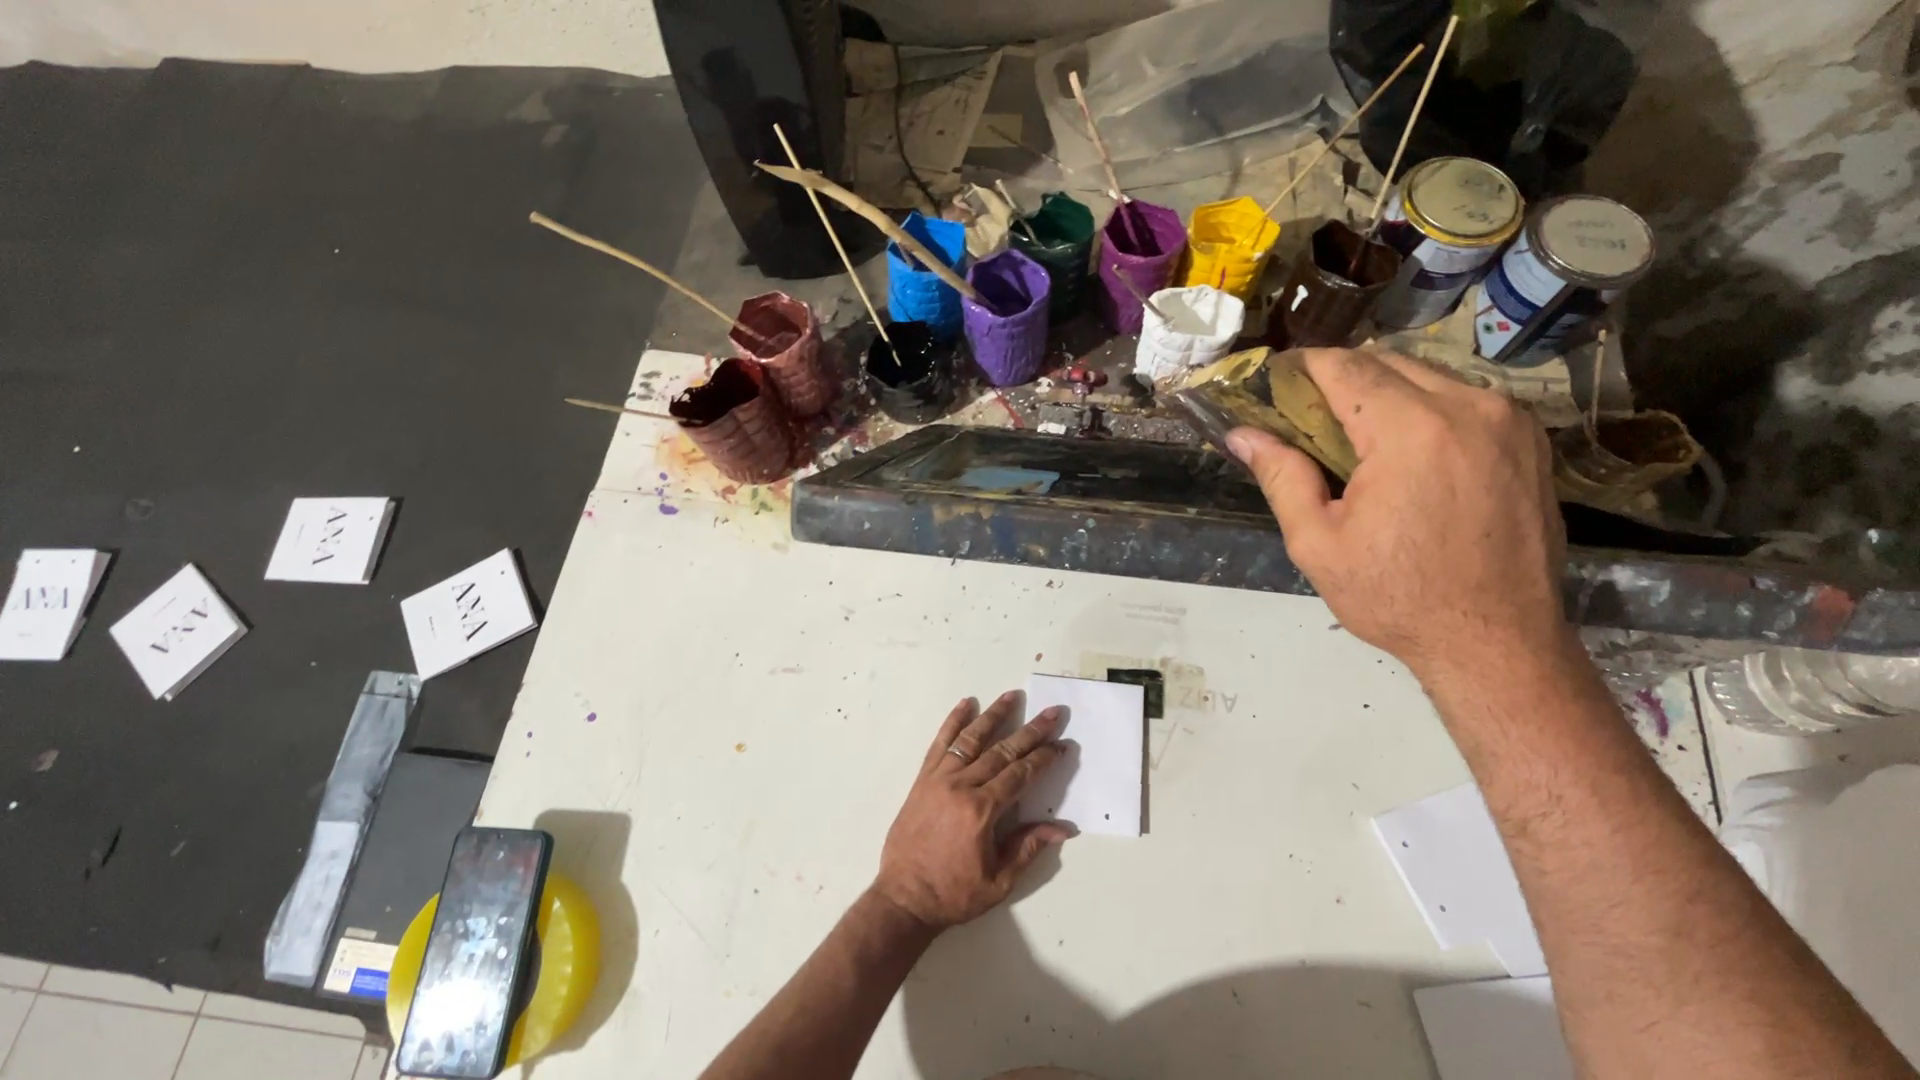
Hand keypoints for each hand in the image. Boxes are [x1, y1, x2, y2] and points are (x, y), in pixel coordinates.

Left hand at [872, 693, 1071, 930]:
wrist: (903, 898)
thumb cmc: (953, 895)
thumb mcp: (999, 881)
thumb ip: (1028, 848)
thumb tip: (1062, 828)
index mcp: (982, 811)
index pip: (1020, 775)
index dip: (1043, 759)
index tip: (1061, 744)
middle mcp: (960, 787)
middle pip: (1001, 752)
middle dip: (1030, 731)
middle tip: (1051, 713)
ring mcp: (938, 780)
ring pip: (970, 739)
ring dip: (993, 716)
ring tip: (1012, 696)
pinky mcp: (922, 781)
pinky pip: (939, 744)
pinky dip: (953, 722)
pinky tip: (966, 705)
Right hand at [1227, 348, 1569, 677]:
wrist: (1497, 640)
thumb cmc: (1398, 597)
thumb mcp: (1319, 543)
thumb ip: (1281, 477)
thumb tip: (1241, 435)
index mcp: (1410, 430)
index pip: (1345, 368)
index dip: (1303, 366)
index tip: (1273, 377)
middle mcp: (1467, 407)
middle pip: (1387, 363)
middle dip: (1341, 376)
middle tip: (1305, 409)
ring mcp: (1508, 420)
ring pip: (1429, 376)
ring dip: (1385, 391)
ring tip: (1352, 430)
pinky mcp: (1530, 439)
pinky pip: (1465, 400)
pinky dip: (1427, 408)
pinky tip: (1405, 447)